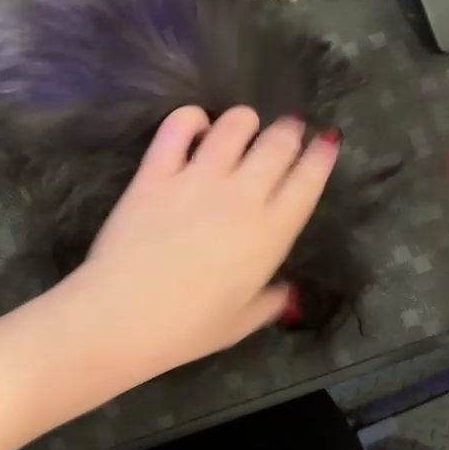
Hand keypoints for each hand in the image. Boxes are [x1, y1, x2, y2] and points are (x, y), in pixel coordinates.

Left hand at [61, 105, 338, 375]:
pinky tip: (194, 126)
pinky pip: (178, 127)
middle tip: (286, 130)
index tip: (326, 140)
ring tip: (243, 127)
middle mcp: (241, 197)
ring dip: (244, 121)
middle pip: (278, 143)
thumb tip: (286, 292)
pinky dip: (191, 118)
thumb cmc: (186, 330)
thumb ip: (269, 302)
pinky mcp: (155, 174)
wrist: (122, 318)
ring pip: (234, 126)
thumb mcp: (239, 324)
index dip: (322, 154)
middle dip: (289, 130)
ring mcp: (197, 181)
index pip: (308, 180)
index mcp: (270, 235)